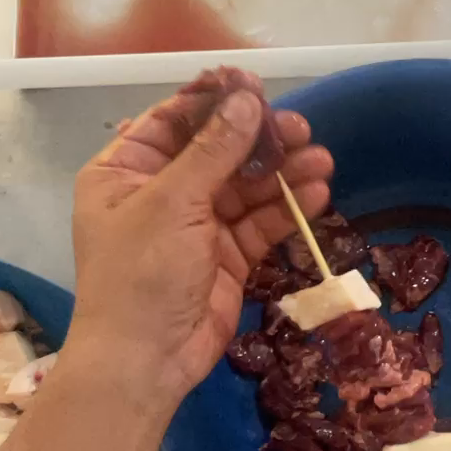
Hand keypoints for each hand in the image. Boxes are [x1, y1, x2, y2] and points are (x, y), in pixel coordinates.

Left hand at [70, 82, 331, 407]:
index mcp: (127, 171)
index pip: (173, 122)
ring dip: (283, 174)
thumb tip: (247, 99)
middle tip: (303, 130)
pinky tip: (317, 195)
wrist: (147, 361)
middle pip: (218, 153)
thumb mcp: (173, 203)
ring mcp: (197, 226)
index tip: (258, 90)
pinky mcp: (227, 256)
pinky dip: (287, 210)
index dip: (216, 103)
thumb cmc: (142, 273)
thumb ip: (214, 150)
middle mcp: (162, 193)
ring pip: (246, 188)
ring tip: (323, 161)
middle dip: (261, 142)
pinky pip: (259, 224)